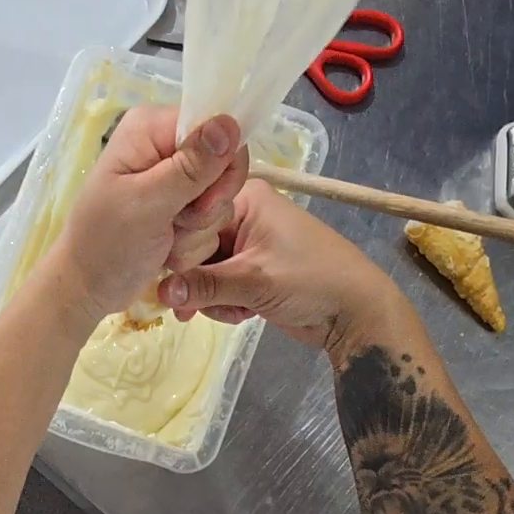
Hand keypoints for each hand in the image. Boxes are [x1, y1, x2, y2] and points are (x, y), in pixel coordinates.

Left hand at [41, 106, 247, 323]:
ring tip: (163, 241)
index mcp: (150, 130)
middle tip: (177, 223)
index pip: (216, 127)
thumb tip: (230, 124)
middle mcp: (165, 149)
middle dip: (207, 206)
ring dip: (196, 232)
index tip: (202, 199)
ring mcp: (175, 183)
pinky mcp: (181, 212)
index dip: (219, 165)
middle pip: (225, 165)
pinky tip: (165, 253)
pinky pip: (211, 224)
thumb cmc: (105, 245)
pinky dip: (192, 246)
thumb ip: (190, 168)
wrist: (88, 290)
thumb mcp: (146, 205)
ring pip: (220, 201)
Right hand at [157, 180, 398, 356]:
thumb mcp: (254, 281)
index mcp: (243, 199)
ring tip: (238, 309)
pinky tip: (245, 314)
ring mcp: (244, 247)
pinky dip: (225, 305)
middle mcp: (240, 218)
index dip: (180, 254)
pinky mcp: (248, 273)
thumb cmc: (311, 280)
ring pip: (202, 275)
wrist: (354, 312)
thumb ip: (204, 286)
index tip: (176, 281)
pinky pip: (217, 289)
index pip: (190, 221)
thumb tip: (160, 292)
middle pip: (192, 251)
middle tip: (196, 307)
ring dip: (214, 299)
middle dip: (198, 283)